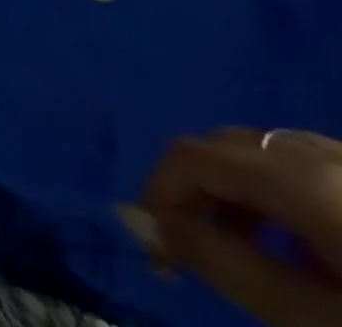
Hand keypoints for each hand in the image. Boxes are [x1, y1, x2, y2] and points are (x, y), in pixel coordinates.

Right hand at [121, 128, 341, 326]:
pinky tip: (301, 239)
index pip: (188, 155)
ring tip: (248, 248)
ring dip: (235, 191)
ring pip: (265, 152)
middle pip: (223, 146)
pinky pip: (308, 164)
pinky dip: (281, 192)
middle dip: (193, 190)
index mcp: (298, 176)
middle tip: (192, 247)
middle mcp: (323, 151)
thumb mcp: (305, 312)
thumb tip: (132, 218)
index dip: (156, 192)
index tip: (157, 247)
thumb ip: (215, 259)